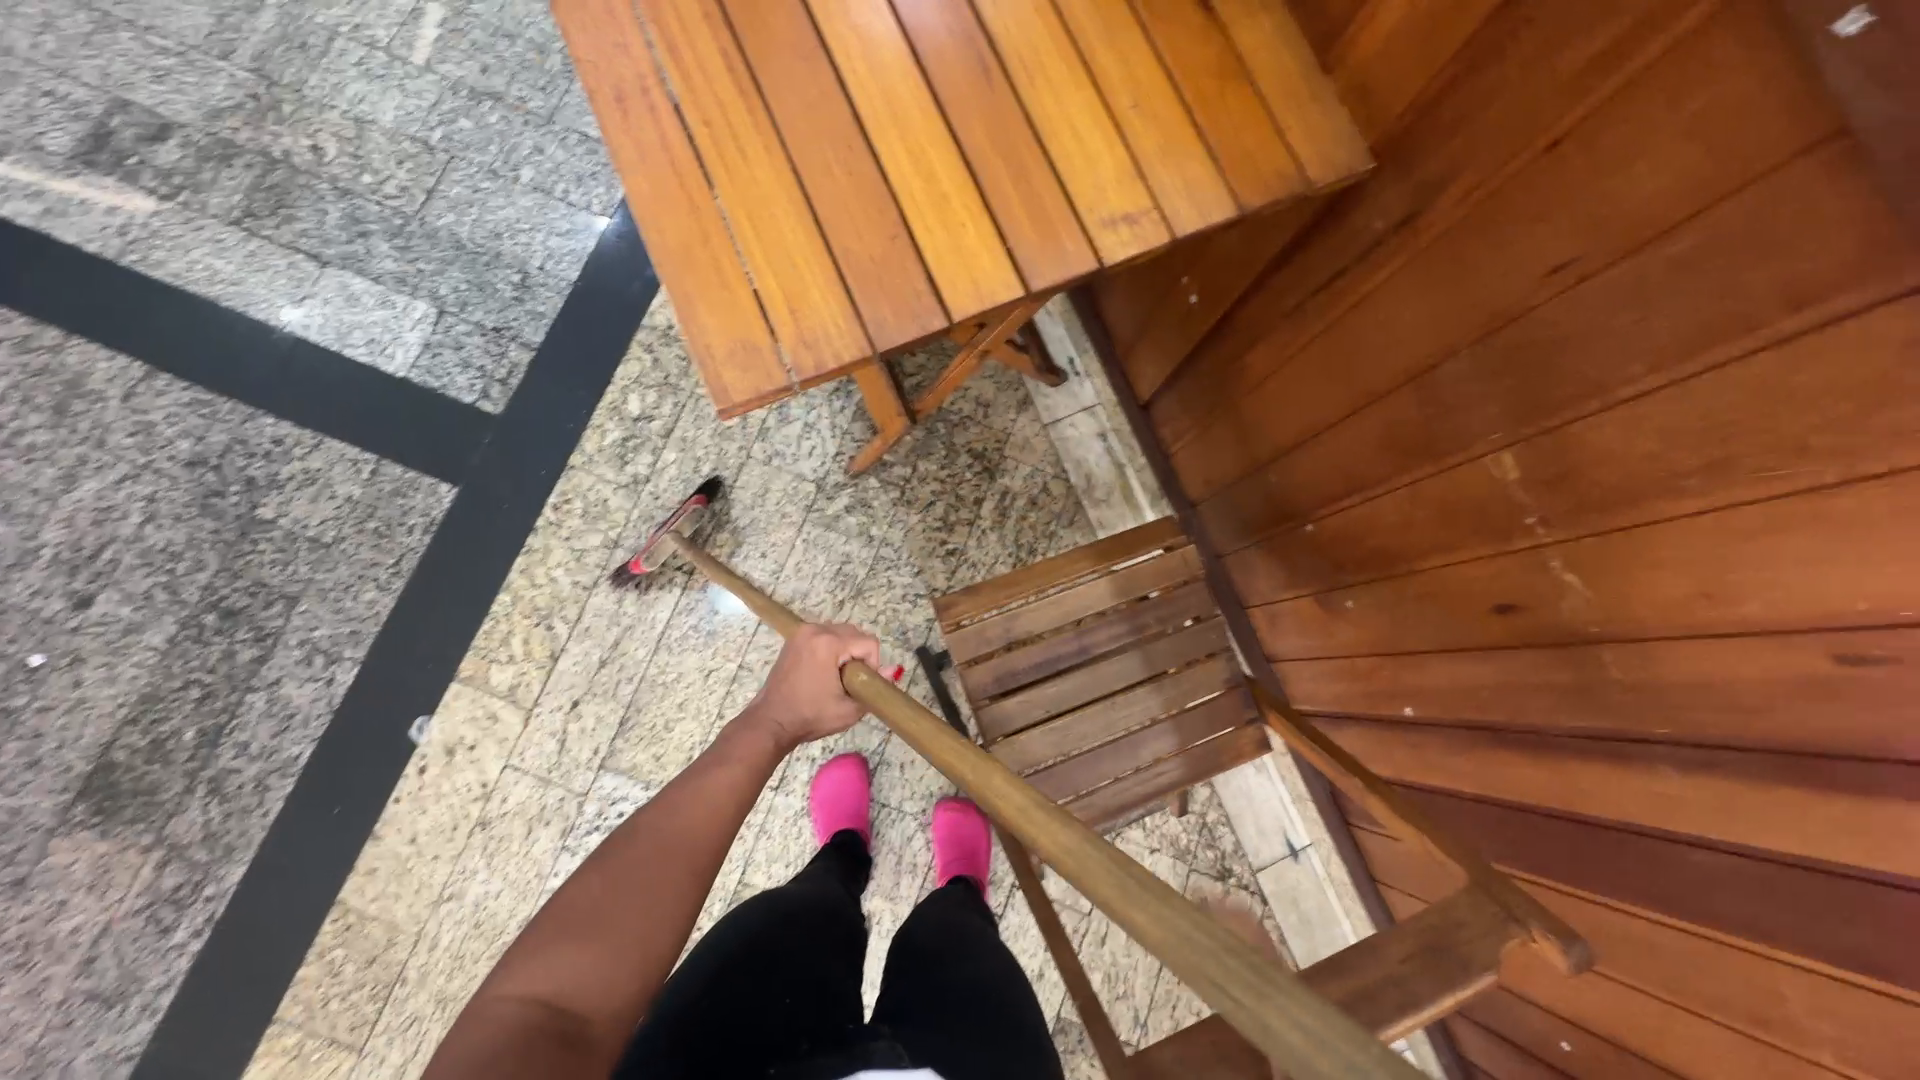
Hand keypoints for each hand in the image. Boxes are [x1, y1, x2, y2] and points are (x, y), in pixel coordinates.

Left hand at [743, 622, 881, 751]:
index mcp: (828, 643)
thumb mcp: (849, 709)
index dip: (872, 665)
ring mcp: (802, 632)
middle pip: (854, 633)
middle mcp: (814, 630)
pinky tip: (825, 671)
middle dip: (860, 655)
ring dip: (847, 651)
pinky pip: (824, 635)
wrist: (771, 721)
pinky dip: (832, 649)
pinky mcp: (794, 639)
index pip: (868, 643)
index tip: (861, 685)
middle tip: (851, 682)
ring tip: (838, 677)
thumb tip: (893, 670)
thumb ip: (874, 687)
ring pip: (840, 632)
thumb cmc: (810, 717)